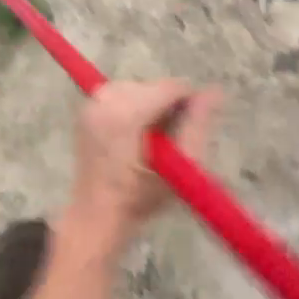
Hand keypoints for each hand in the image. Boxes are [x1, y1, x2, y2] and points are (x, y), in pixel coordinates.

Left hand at [59, 79, 218, 238]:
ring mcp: (90, 106)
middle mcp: (103, 102)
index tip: (195, 126)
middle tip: (171, 137)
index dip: (190, 101)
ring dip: (149, 105)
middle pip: (150, 86)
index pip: (169, 87)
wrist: (96, 212)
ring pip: (134, 88)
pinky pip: (117, 97)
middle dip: (167, 104)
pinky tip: (136, 134)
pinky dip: (131, 108)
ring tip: (154, 137)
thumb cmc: (140, 196)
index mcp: (124, 114)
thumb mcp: (180, 165)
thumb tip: (214, 91)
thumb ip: (197, 125)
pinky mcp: (84, 113)